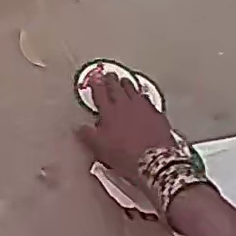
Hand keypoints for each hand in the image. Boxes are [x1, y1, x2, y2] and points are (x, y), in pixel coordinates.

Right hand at [77, 73, 177, 205]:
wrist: (154, 161)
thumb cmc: (127, 156)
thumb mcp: (100, 148)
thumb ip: (88, 135)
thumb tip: (80, 128)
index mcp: (110, 113)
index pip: (100, 94)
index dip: (96, 86)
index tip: (94, 79)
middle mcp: (126, 106)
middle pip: (116, 88)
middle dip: (111, 80)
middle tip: (108, 75)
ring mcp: (142, 108)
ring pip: (133, 90)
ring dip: (127, 84)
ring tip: (124, 80)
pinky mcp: (156, 114)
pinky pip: (147, 99)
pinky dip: (142, 96)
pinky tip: (142, 96)